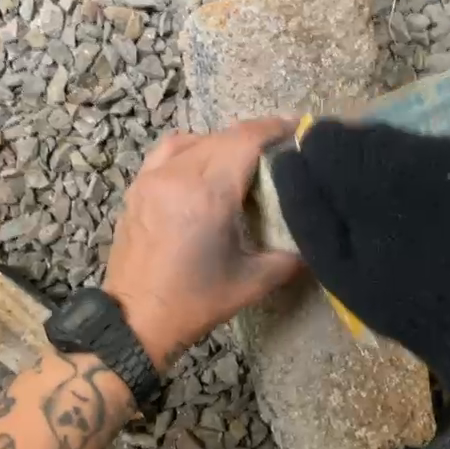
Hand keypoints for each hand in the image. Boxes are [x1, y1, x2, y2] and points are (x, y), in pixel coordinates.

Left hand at [104, 119, 304, 371]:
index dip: (273, 128)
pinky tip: (204, 164)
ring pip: (196, 140)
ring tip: (243, 159)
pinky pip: (169, 151)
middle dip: (254, 138)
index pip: (245, 140)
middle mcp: (177, 175)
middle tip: (279, 150)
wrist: (135, 321)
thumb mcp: (252, 282)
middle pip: (223, 138)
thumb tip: (314, 239)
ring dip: (223, 143)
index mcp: (208, 193)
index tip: (296, 128)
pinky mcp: (137, 187)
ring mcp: (152, 178)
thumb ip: (290, 256)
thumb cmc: (195, 302)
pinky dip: (192, 148)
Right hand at [267, 120, 449, 397]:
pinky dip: (423, 171)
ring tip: (399, 210)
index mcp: (364, 172)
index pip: (323, 135)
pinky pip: (433, 151)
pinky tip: (432, 209)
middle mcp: (406, 148)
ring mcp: (446, 150)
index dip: (318, 162)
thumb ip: (304, 206)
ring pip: (398, 140)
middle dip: (353, 163)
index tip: (328, 194)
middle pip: (361, 133)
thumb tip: (286, 157)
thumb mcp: (333, 264)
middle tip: (364, 209)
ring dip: (388, 164)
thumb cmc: (397, 294)